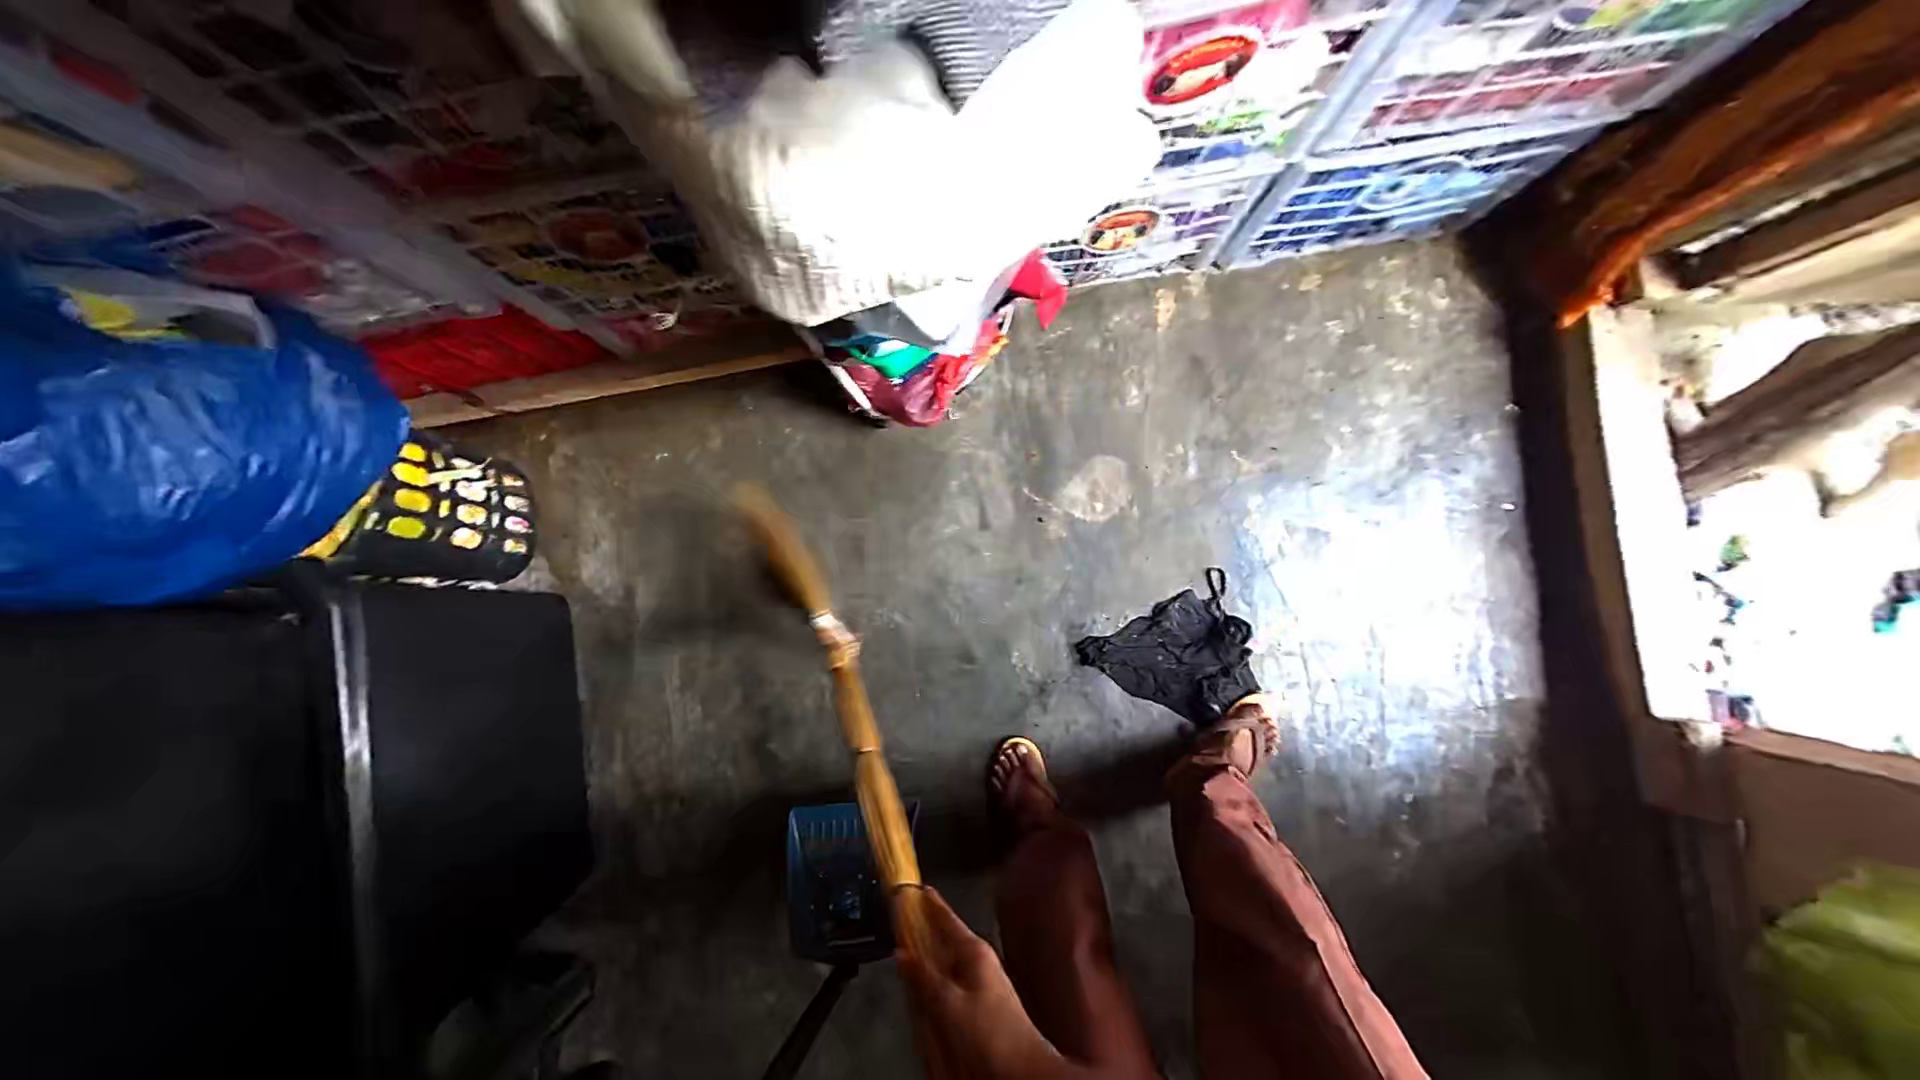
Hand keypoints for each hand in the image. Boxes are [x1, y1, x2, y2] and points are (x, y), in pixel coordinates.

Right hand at [895, 888, 1077, 1079]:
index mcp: (974, 951)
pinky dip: (937, 985)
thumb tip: (902, 954)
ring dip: (928, 963)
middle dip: (924, 935)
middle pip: (945, 940)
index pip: (947, 918)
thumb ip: (924, 977)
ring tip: (909, 961)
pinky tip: (926, 996)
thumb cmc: (992, 1033)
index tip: (918, 888)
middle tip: (903, 928)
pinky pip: (952, 985)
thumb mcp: (949, 1003)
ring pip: (947, 964)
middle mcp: (979, 962)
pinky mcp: (981, 1003)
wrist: (1023, 1068)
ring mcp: (981, 982)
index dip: (931, 903)